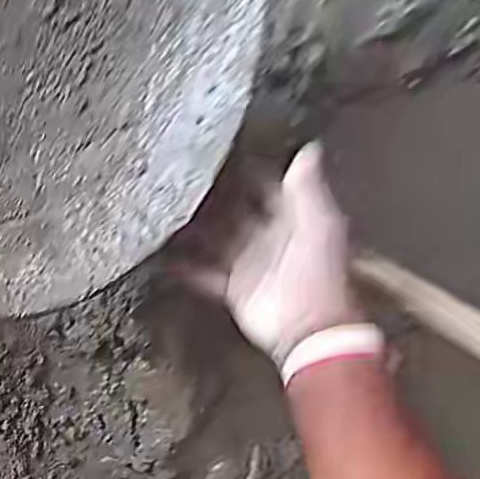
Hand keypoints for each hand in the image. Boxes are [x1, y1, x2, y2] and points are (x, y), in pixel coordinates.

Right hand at [168, 142, 363, 362]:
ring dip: (191, 230)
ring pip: (213, 240)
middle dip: (210, 198)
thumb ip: (307, 190)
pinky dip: (182, 267)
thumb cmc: (318, 276)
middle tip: (180, 181)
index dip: (247, 170)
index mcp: (290, 220)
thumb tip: (309, 149)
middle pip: (233, 212)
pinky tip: (160, 257)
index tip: (220, 153)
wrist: (308, 329)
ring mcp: (247, 263)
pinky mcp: (231, 287)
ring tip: (163, 214)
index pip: (265, 188)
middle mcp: (266, 238)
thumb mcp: (319, 225)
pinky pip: (201, 273)